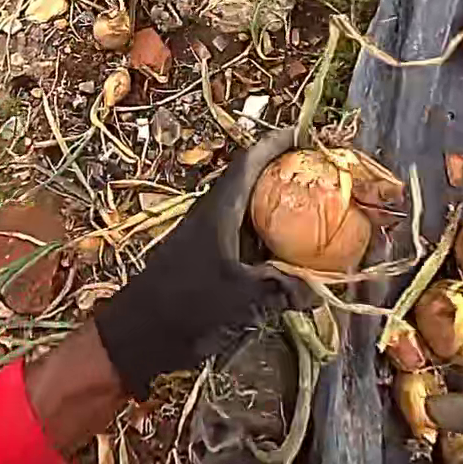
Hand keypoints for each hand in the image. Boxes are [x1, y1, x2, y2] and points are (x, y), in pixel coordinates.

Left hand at [94, 128, 298, 396]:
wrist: (142, 330)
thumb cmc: (187, 302)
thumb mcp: (240, 295)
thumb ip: (280, 289)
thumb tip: (318, 291)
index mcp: (219, 208)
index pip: (249, 163)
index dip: (275, 145)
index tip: (303, 133)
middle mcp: (216, 215)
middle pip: (254, 182)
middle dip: (284, 172)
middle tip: (320, 170)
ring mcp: (213, 236)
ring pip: (252, 211)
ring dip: (279, 206)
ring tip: (316, 204)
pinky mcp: (213, 259)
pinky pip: (249, 238)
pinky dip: (272, 238)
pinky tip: (294, 252)